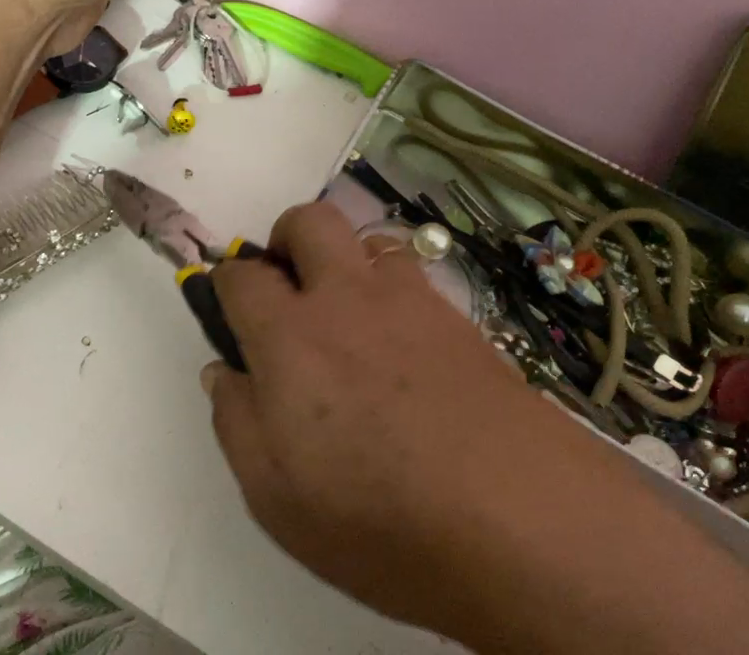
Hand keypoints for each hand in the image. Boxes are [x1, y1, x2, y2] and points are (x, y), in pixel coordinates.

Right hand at [203, 203, 572, 625]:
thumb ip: (236, 422)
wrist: (524, 527)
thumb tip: (223, 372)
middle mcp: (347, 300)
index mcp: (289, 336)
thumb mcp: (275, 495)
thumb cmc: (378, 520)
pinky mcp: (465, 325)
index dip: (225, 283)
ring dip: (349, 262)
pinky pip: (420, 281)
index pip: (242, 276)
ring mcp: (413, 306)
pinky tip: (406, 350)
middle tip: (288, 290)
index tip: (228, 309)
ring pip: (371, 240)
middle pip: (310, 222)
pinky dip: (397, 294)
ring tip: (351, 316)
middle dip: (286, 239)